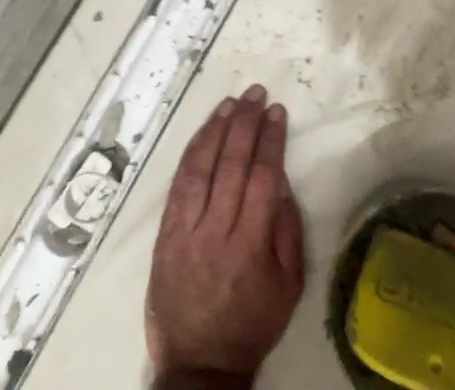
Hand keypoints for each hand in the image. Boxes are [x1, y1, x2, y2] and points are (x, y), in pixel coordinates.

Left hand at [147, 84, 305, 383]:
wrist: (199, 361)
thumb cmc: (252, 322)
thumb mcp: (289, 283)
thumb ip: (287, 230)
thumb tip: (280, 181)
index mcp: (251, 245)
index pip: (263, 177)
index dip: (271, 139)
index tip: (277, 111)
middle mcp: (216, 231)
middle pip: (232, 164)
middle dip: (245, 123)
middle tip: (255, 94)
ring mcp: (185, 231)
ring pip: (200, 168)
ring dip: (216, 130)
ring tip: (230, 103)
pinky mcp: (165, 236)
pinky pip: (178, 186)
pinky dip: (191, 155)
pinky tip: (203, 134)